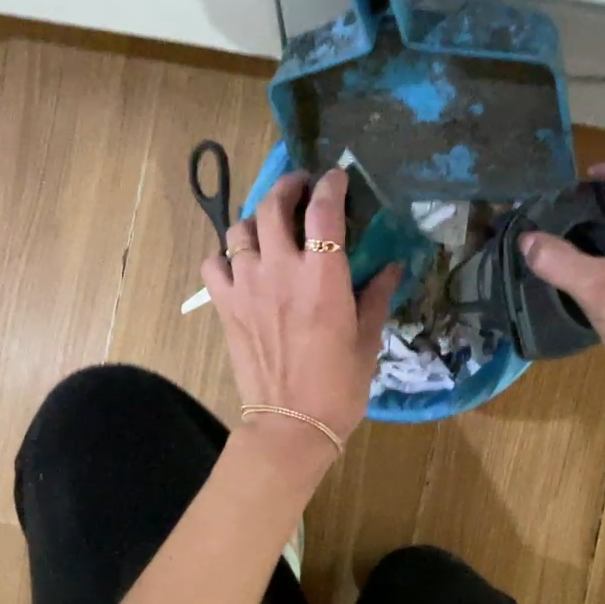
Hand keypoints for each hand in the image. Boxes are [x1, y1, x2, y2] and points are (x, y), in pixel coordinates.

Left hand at [201, 169, 401, 465]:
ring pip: (239, 229)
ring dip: (255, 219)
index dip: (330, 185)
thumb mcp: (367, 340)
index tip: (336, 177)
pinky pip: (213, 264)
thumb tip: (390, 267)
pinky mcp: (224, 306)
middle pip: (272, 206)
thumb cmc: (338, 387)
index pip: (323, 211)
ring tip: (267, 225)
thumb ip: (377, 297)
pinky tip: (238, 262)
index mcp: (322, 277)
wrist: (290, 426)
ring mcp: (246, 286)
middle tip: (300, 188)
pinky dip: (224, 255)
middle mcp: (280, 271)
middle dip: (288, 187)